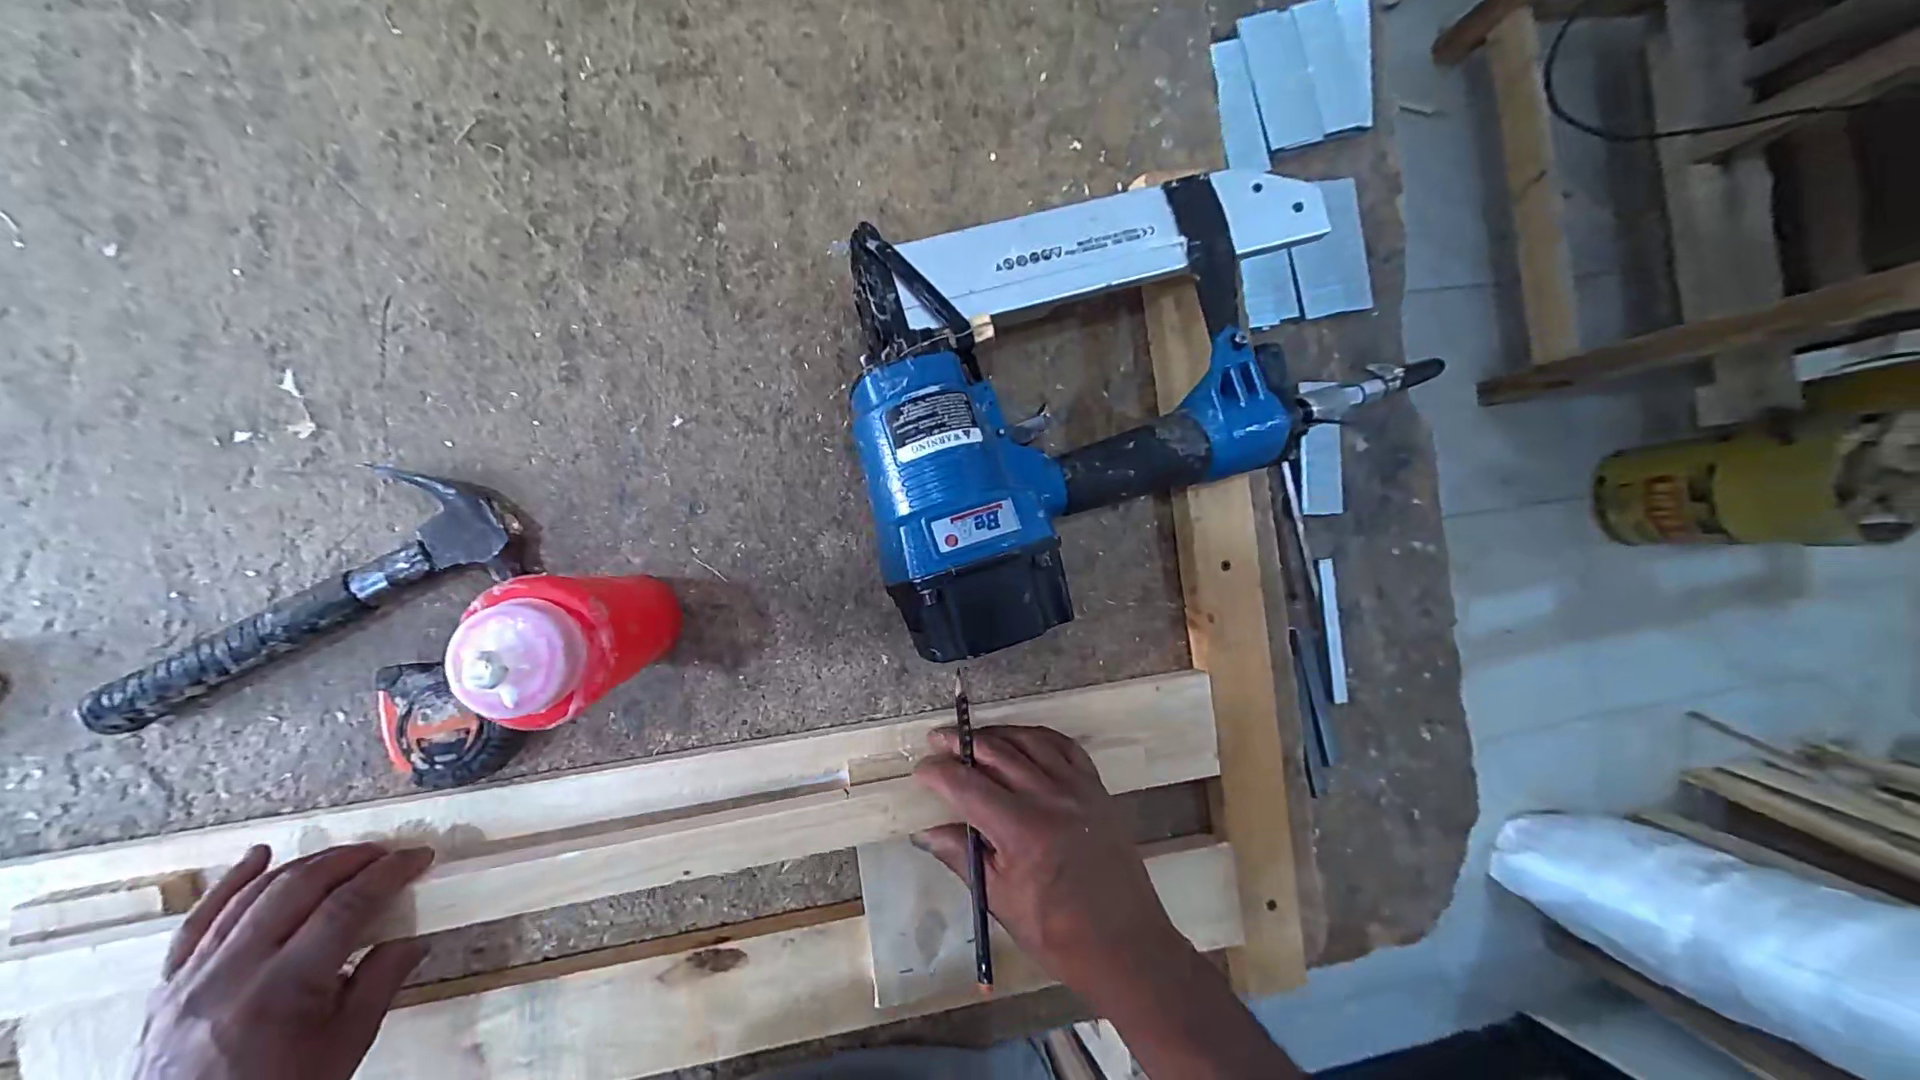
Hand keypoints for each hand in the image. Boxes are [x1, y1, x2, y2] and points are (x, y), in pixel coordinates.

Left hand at [134, 843, 434, 1079]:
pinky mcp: (168, 987)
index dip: (390, 873)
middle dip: (351, 860)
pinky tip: (259, 857)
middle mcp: (230, 976)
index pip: (346, 906)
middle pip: (297, 889)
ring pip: (252, 896)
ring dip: (306, 865)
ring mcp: (190, 980)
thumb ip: (381, 981)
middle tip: (388, 853)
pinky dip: (231, 884)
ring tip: (346, 856)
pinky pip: (198, 923)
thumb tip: (413, 936)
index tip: (420, 857)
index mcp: (281, 991)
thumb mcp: (346, 1044)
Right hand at [914, 726, 1301, 1078]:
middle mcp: (1050, 797)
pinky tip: (1022, 739)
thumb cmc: (1059, 935)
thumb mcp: (1001, 902)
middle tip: (937, 739)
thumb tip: (926, 832)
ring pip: (1029, 740)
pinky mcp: (1096, 788)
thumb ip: (963, 857)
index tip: (920, 768)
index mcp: (1022, 831)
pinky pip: (1064, 746)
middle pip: (997, 752)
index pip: (968, 785)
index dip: (939, 772)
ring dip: (996, 733)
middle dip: (961, 742)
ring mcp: (1078, 788)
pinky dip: (1037, 736)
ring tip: (972, 736)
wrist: (1127, 945)